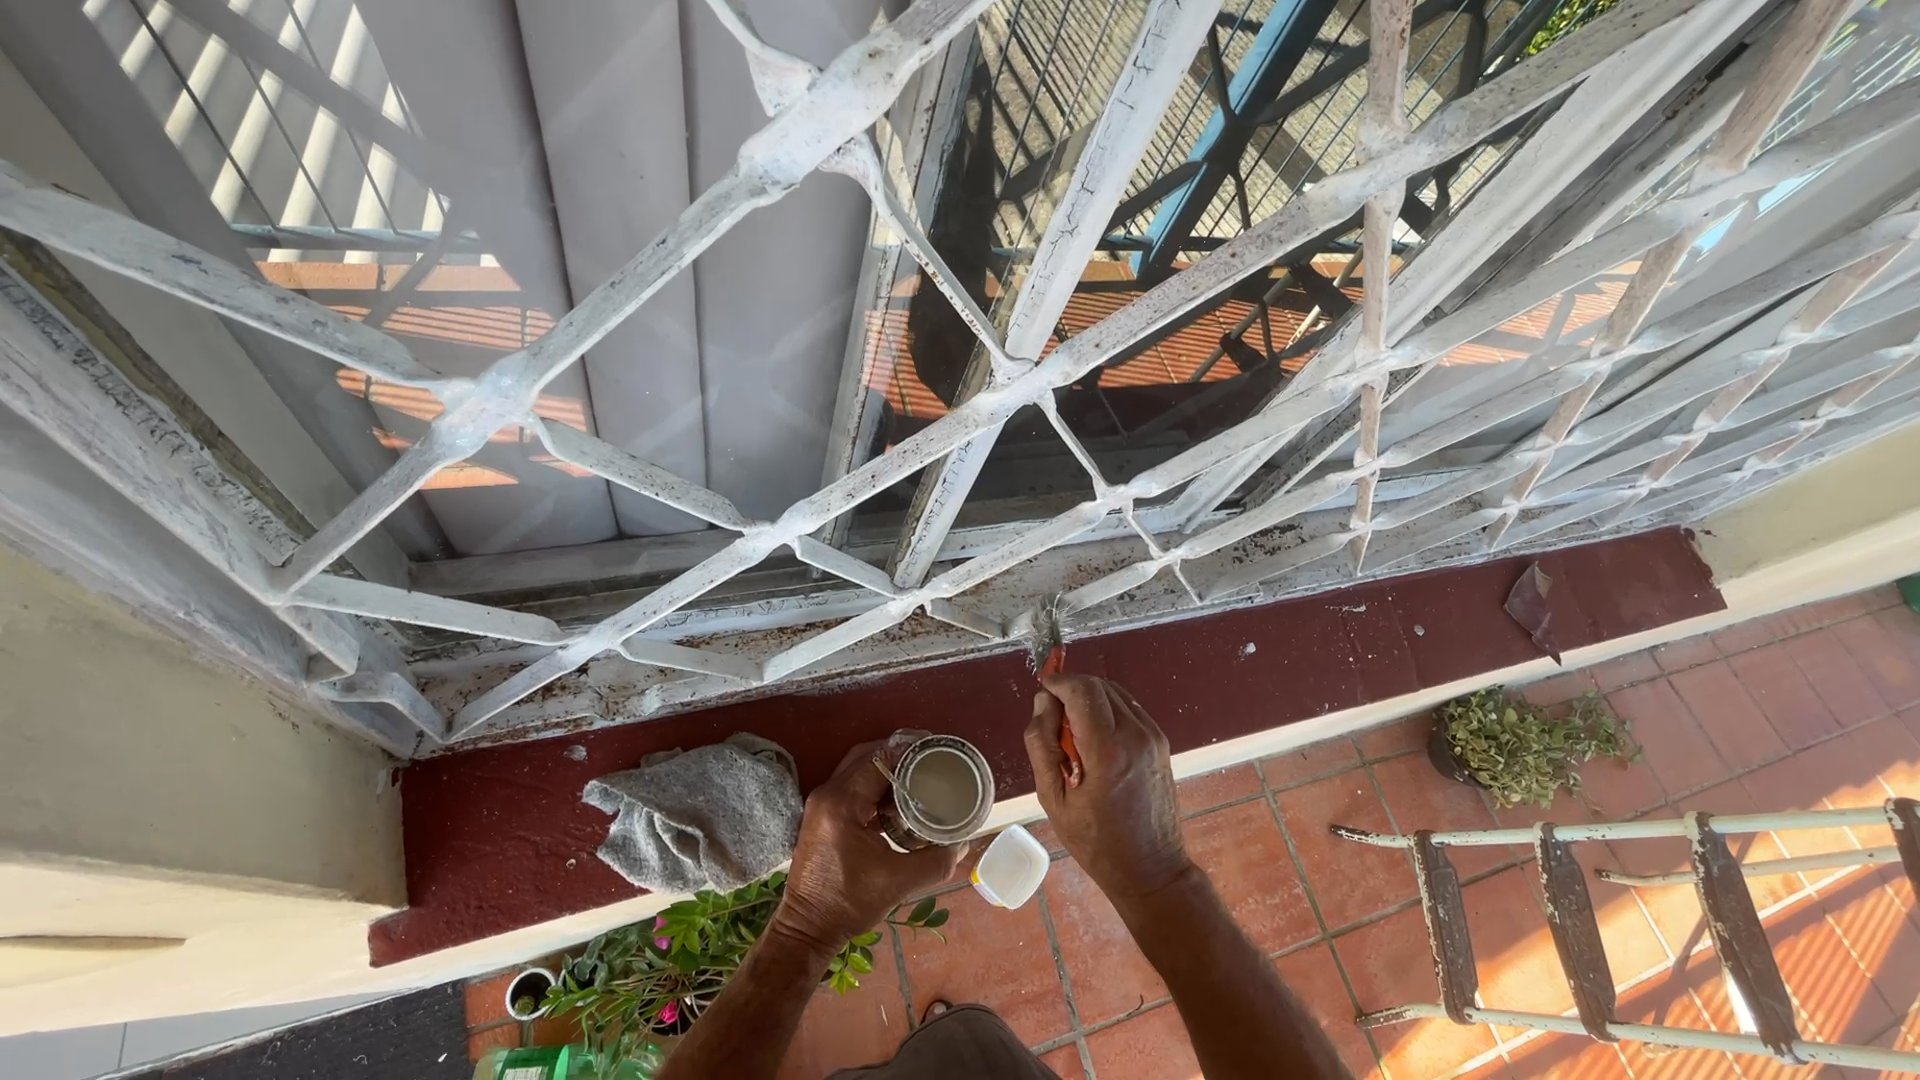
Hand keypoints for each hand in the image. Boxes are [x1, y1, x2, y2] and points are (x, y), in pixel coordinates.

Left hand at [772, 738, 968, 952]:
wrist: (807, 928)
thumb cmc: (848, 904)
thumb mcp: (899, 882)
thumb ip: (936, 860)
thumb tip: (963, 843)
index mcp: (842, 802)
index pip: (879, 759)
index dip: (908, 749)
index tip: (935, 748)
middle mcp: (828, 794)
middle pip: (867, 756)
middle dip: (899, 752)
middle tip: (930, 757)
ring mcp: (822, 804)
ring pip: (859, 770)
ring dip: (887, 768)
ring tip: (920, 775)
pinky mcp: (824, 816)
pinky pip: (853, 787)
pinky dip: (876, 786)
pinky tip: (900, 799)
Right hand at [1026, 675, 1192, 902]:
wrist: (1151, 868)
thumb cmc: (1096, 842)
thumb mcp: (1053, 798)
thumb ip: (1041, 744)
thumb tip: (1042, 704)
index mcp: (1108, 750)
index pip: (1082, 690)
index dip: (1057, 683)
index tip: (1042, 695)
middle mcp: (1136, 735)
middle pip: (1098, 685)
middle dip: (1070, 691)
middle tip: (1053, 721)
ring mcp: (1153, 736)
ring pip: (1114, 692)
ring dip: (1088, 699)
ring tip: (1073, 733)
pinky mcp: (1161, 742)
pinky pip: (1128, 708)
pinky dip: (1106, 710)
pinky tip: (1095, 739)